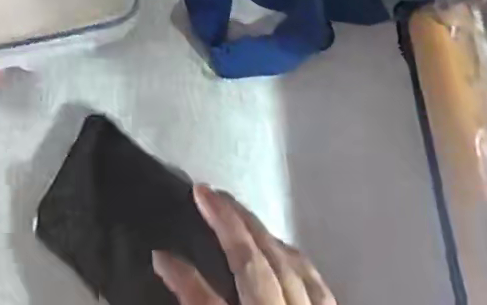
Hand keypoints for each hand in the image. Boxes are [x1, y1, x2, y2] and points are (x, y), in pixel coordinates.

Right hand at [153, 185, 336, 304]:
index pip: (225, 280)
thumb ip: (196, 300)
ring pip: (294, 268)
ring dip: (265, 235)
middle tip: (210, 192)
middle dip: (235, 221)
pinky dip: (299, 262)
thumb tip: (165, 260)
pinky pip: (321, 289)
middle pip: (261, 261)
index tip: (177, 224)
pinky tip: (288, 253)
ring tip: (242, 213)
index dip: (202, 250)